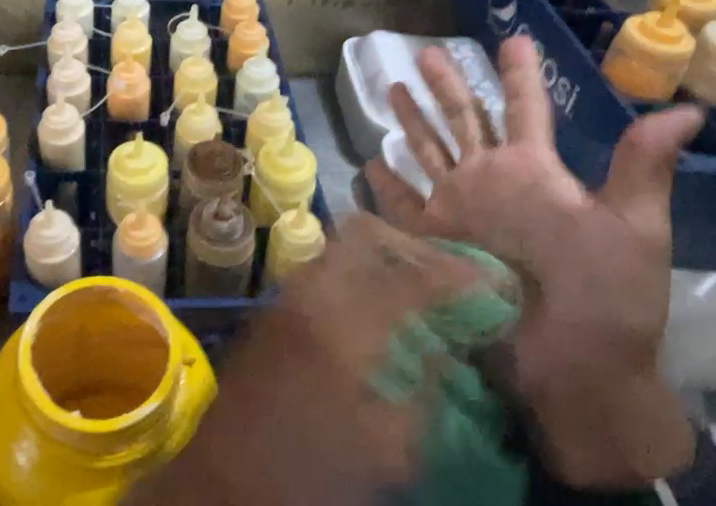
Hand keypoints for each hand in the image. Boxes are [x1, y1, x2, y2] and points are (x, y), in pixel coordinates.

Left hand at [128, 215, 490, 504]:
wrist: (224, 479)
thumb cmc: (310, 470)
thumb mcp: (386, 450)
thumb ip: (424, 396)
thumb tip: (447, 356)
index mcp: (344, 323)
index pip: (411, 277)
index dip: (456, 274)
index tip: (491, 282)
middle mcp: (310, 295)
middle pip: (363, 236)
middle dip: (410, 247)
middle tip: (445, 273)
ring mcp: (284, 300)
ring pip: (337, 251)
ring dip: (379, 259)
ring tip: (414, 289)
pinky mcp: (269, 315)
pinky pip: (319, 275)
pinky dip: (352, 278)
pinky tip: (374, 312)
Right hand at [365, 35, 704, 489]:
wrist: (573, 368)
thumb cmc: (607, 295)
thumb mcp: (634, 228)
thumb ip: (642, 167)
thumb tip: (690, 112)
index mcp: (535, 173)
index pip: (525, 109)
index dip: (520, 74)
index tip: (514, 39)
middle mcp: (492, 182)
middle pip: (464, 120)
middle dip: (448, 85)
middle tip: (428, 51)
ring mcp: (459, 211)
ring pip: (428, 151)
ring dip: (412, 122)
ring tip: (393, 87)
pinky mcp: (433, 243)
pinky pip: (402, 206)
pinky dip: (384, 186)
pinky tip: (369, 163)